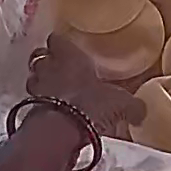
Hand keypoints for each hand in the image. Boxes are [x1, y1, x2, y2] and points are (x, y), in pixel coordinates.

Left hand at [27, 33, 144, 138]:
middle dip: (47, 61)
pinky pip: (32, 101)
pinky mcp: (29, 108)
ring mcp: (36, 88)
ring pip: (33, 78)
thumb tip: (141, 111)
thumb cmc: (91, 103)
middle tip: (59, 67)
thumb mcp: (121, 103)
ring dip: (40, 82)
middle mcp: (49, 67)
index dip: (60, 43)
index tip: (66, 46)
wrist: (62, 130)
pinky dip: (39, 104)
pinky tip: (53, 111)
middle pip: (39, 56)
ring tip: (54, 90)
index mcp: (70, 56)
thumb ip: (132, 106)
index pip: (57, 39)